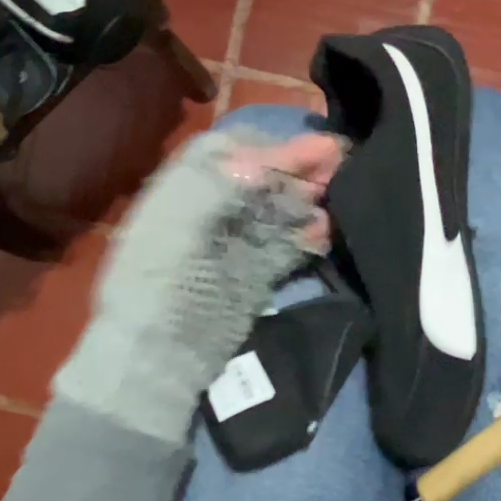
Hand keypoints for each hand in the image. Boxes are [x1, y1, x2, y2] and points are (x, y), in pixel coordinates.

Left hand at [50, 128, 342, 432]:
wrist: (160, 353)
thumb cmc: (161, 283)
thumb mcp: (180, 225)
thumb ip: (217, 187)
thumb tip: (258, 163)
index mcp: (185, 191)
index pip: (232, 152)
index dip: (270, 147)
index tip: (307, 148)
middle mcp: (213, 211)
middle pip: (263, 178)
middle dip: (299, 168)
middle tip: (340, 159)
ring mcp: (236, 243)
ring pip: (280, 209)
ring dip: (309, 198)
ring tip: (340, 189)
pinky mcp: (256, 274)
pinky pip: (287, 246)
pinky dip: (308, 236)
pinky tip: (326, 228)